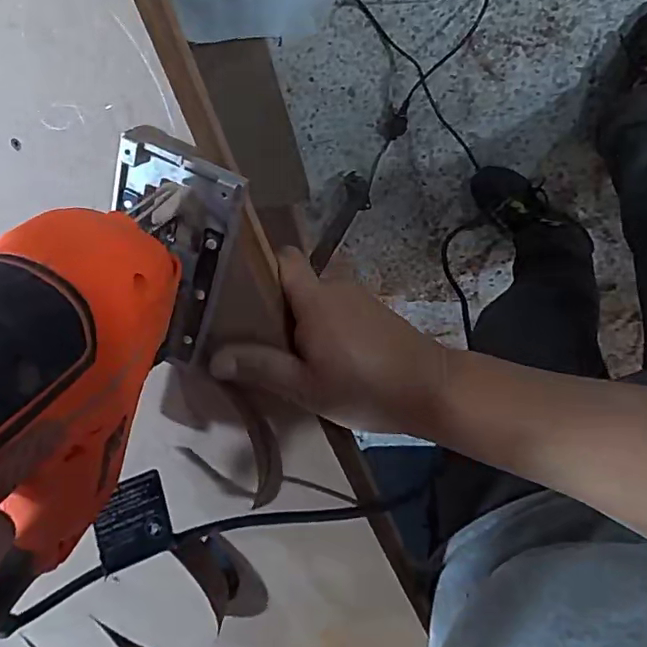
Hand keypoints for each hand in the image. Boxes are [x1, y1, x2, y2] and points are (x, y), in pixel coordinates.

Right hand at [210, 246, 454, 438]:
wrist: (432, 390)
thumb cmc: (364, 387)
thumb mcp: (306, 386)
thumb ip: (261, 366)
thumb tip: (214, 357)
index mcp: (316, 297)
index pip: (285, 257)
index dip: (263, 267)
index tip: (244, 293)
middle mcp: (337, 286)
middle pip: (298, 280)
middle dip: (279, 304)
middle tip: (261, 336)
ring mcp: (360, 297)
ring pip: (319, 296)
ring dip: (305, 318)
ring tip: (292, 352)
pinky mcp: (375, 311)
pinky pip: (338, 308)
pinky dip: (326, 324)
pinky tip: (326, 357)